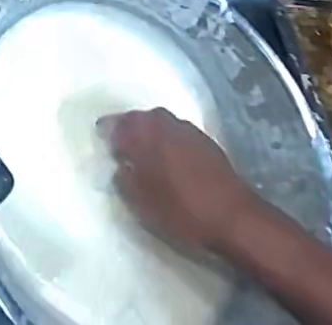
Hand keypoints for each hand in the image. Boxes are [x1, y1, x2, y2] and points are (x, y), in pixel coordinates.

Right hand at [99, 107, 260, 256]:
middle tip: (119, 144)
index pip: (115, 124)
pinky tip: (167, 156)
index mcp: (143, 134)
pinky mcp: (202, 137)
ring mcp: (184, 127)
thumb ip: (124, 179)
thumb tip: (118, 165)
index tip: (100, 138)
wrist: (231, 213)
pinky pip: (174, 130)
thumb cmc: (181, 210)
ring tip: (142, 151)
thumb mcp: (142, 203)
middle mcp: (162, 122)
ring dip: (147, 131)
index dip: (106, 131)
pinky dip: (165, 138)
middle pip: (137, 118)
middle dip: (126, 128)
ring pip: (157, 122)